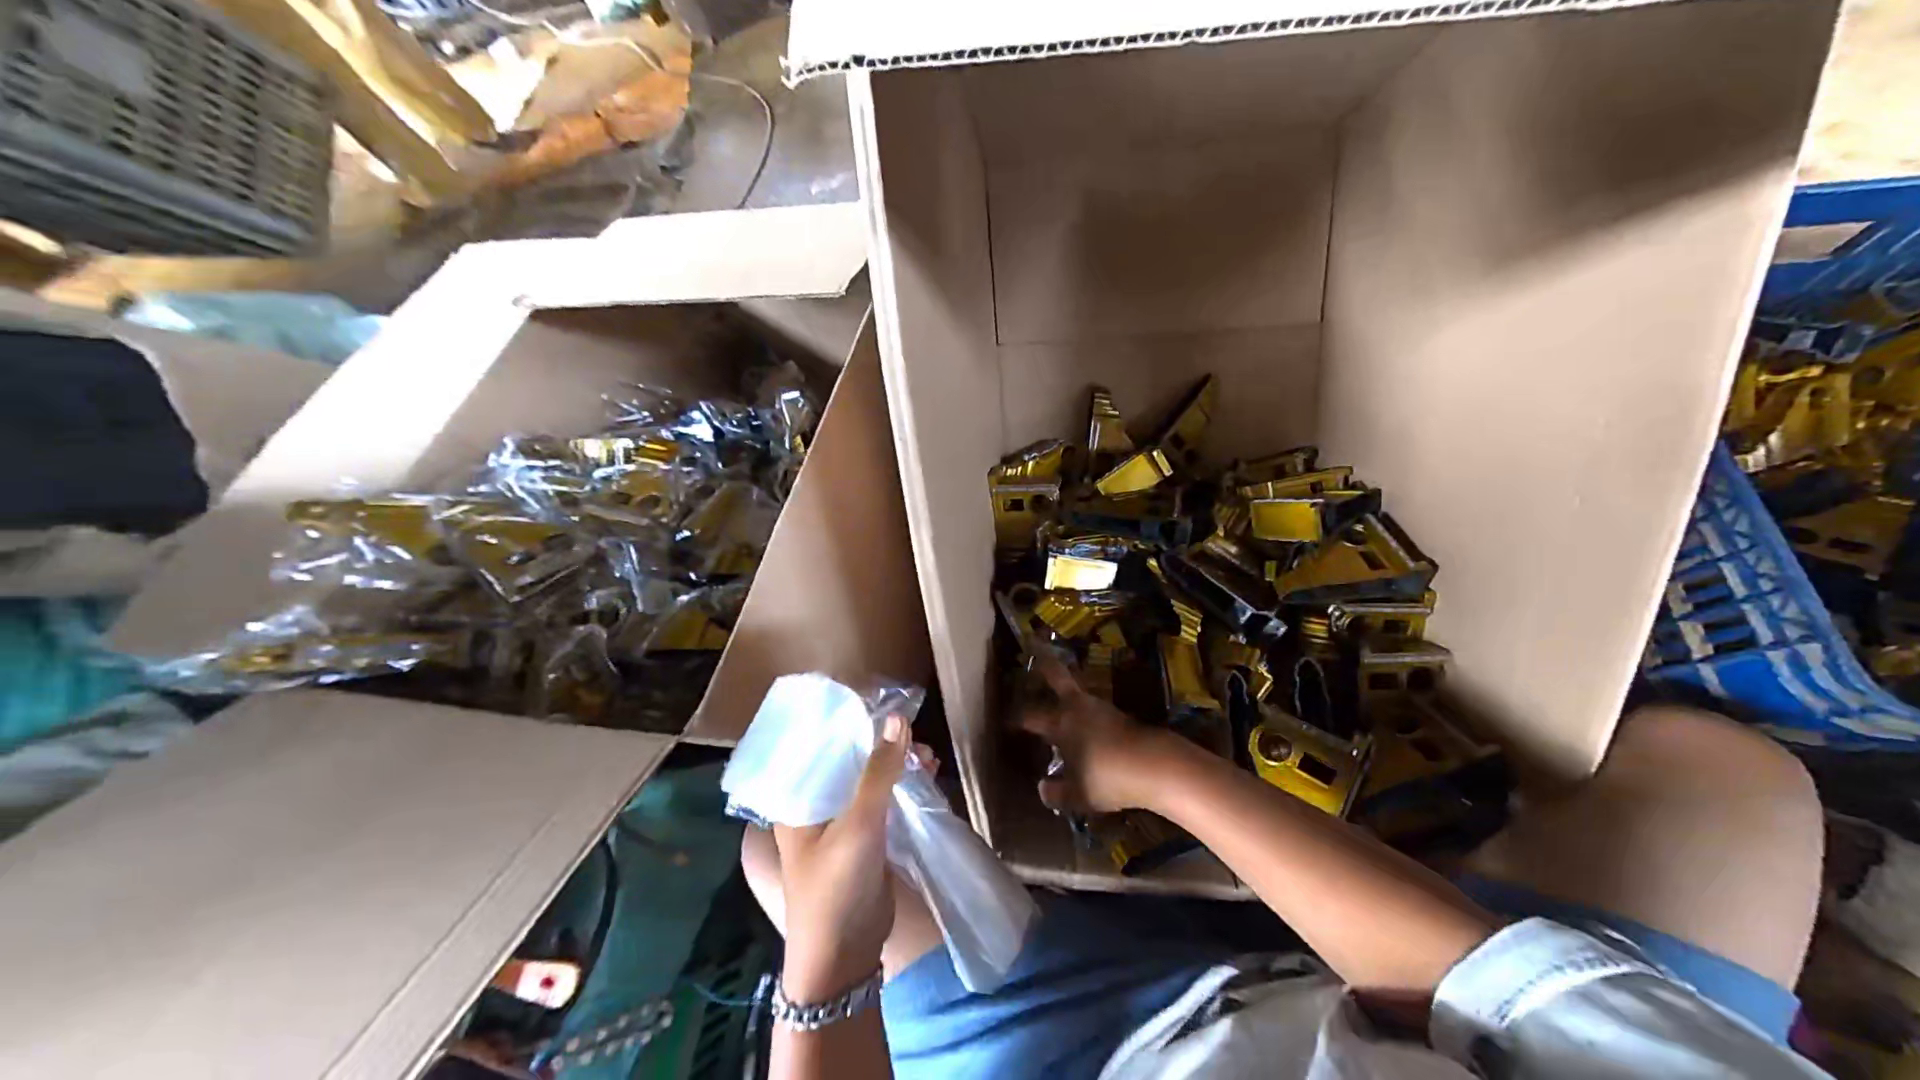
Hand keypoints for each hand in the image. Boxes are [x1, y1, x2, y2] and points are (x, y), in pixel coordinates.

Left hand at [773, 713, 909, 1000]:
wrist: (845, 958)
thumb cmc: (836, 888)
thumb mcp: (858, 826)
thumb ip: (878, 772)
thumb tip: (896, 719)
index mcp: (798, 798)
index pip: (818, 745)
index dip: (847, 721)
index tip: (880, 700)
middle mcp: (816, 804)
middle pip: (849, 759)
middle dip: (881, 743)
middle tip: (914, 733)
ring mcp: (842, 822)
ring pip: (870, 778)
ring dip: (897, 764)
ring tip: (928, 757)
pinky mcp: (865, 838)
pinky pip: (884, 800)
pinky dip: (904, 786)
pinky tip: (927, 774)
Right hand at [1015, 655, 1193, 814]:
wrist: (1156, 765)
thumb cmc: (1108, 777)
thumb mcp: (1077, 795)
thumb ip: (1056, 792)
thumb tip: (1042, 787)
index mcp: (1060, 722)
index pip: (1029, 715)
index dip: (1014, 717)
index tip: (1004, 720)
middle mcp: (1077, 708)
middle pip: (1057, 677)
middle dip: (1045, 665)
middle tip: (1035, 651)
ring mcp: (1102, 708)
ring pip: (1078, 693)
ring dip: (1068, 692)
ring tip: (1060, 700)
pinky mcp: (1122, 716)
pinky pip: (1095, 710)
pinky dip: (1087, 713)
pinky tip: (1087, 726)